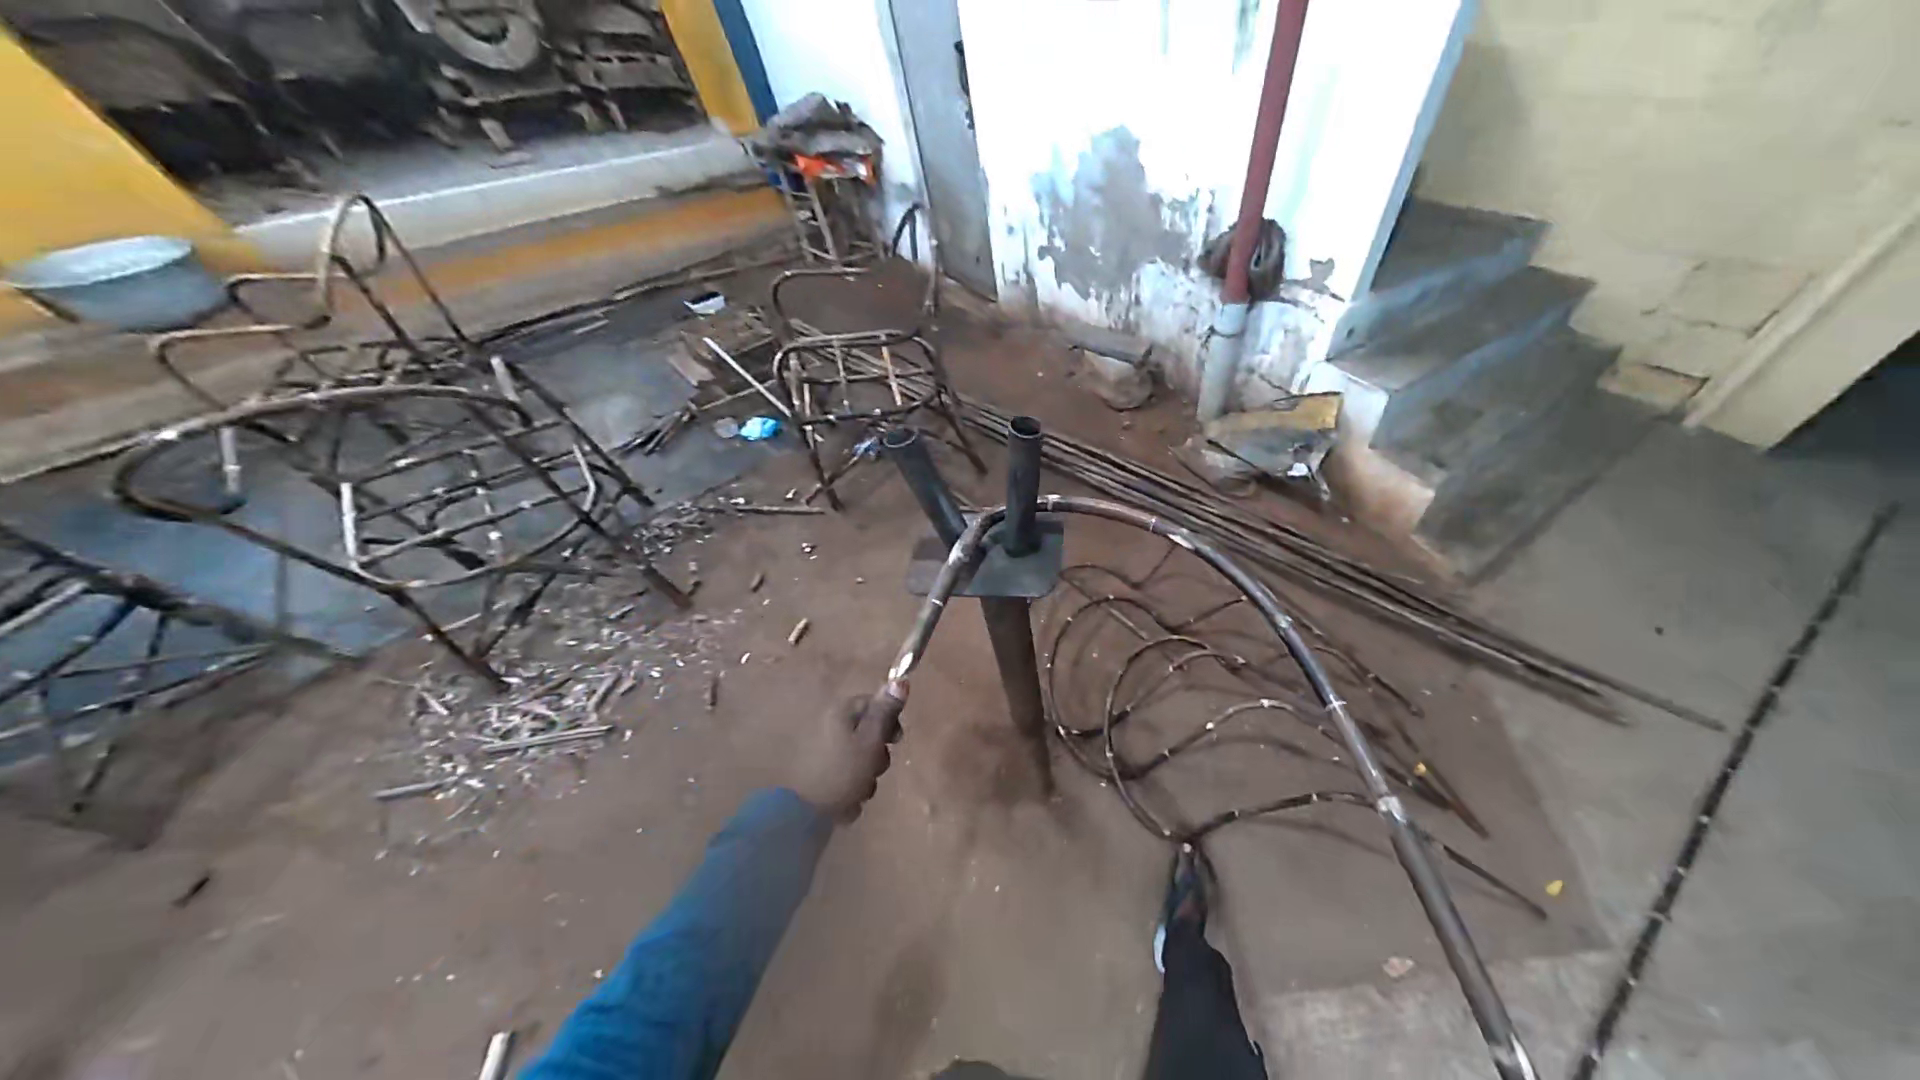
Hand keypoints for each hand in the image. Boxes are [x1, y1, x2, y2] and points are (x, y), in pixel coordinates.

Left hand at [788, 680, 907, 821]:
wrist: (806, 814)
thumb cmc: (844, 773)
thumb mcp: (871, 740)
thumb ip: (886, 712)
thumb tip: (900, 680)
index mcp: (842, 713)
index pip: (874, 703)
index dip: (890, 720)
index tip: (896, 740)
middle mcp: (831, 727)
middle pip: (869, 732)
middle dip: (878, 754)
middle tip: (874, 768)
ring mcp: (825, 751)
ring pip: (861, 757)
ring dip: (867, 775)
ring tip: (859, 790)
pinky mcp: (822, 774)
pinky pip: (848, 775)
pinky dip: (853, 787)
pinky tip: (849, 800)